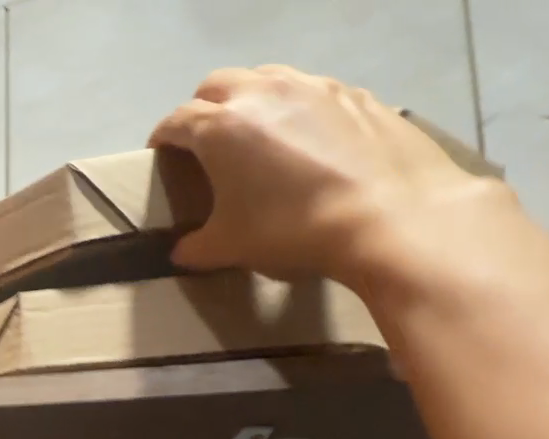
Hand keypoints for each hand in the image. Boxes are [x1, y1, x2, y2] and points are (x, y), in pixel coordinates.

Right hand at [149, 65, 506, 287]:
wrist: (388, 216)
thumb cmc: (290, 229)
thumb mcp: (227, 247)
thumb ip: (195, 247)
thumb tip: (181, 251)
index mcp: (220, 128)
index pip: (176, 121)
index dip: (162, 137)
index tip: (160, 153)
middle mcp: (262, 93)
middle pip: (217, 84)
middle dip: (203, 108)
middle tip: (204, 142)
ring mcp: (313, 86)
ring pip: (266, 78)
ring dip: (250, 101)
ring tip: (256, 137)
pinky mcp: (354, 94)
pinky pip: (311, 92)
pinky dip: (296, 110)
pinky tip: (307, 145)